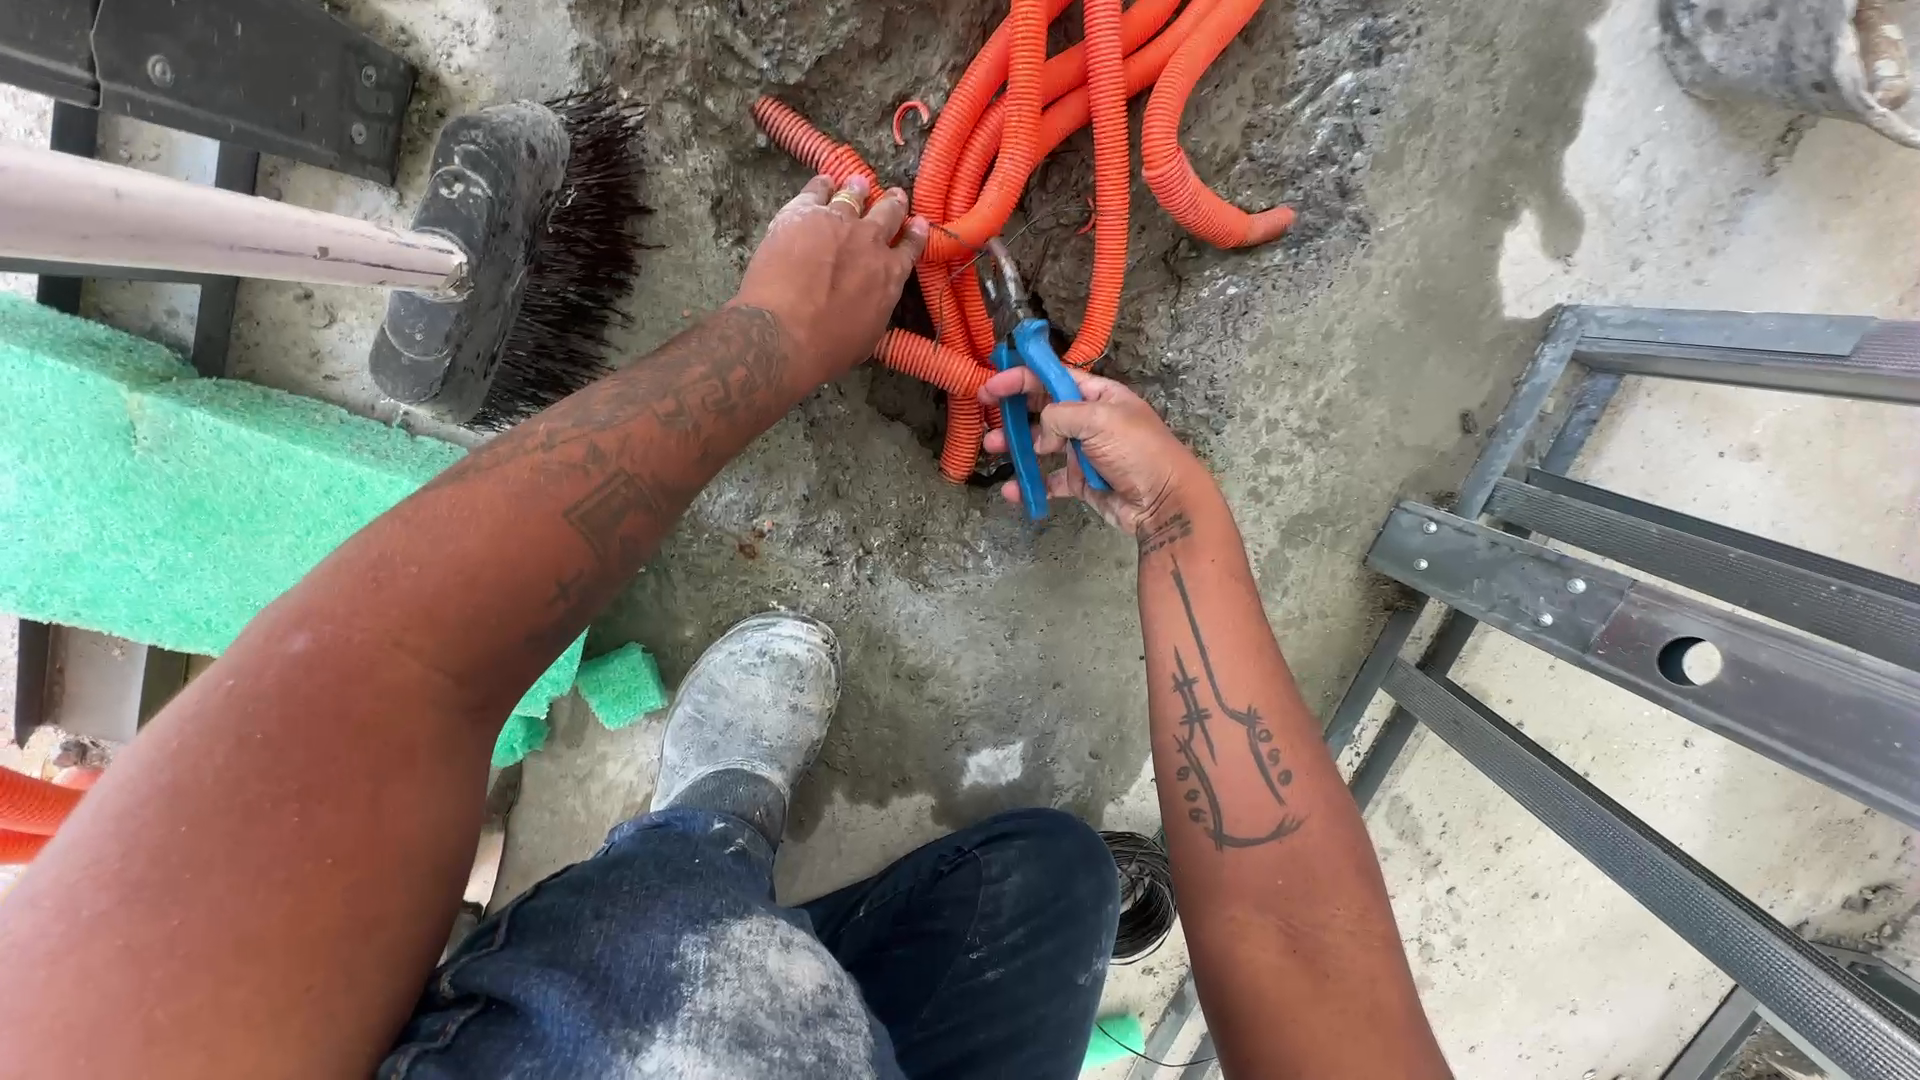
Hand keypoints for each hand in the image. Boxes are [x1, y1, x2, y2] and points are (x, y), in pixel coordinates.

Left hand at [730, 174, 928, 383]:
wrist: (784, 333)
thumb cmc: (827, 348)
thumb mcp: (868, 337)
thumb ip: (877, 310)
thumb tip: (875, 304)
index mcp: (890, 275)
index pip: (910, 247)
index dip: (915, 234)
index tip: (918, 223)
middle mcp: (869, 242)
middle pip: (888, 213)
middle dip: (893, 204)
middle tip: (895, 196)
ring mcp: (837, 223)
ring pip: (854, 195)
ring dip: (858, 189)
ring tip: (859, 183)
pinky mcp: (803, 213)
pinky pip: (817, 189)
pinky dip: (823, 184)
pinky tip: (824, 182)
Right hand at [978, 366, 1218, 534]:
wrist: (1163, 502)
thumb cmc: (1138, 452)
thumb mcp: (1099, 420)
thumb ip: (1060, 415)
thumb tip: (1043, 433)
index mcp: (1098, 396)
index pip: (1053, 378)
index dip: (1021, 378)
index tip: (991, 385)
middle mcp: (1089, 421)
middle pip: (1043, 409)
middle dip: (1013, 410)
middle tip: (986, 414)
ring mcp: (1084, 452)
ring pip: (1041, 445)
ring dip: (1016, 445)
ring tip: (993, 448)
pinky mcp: (1081, 482)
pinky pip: (1049, 480)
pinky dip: (1030, 484)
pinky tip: (1012, 489)